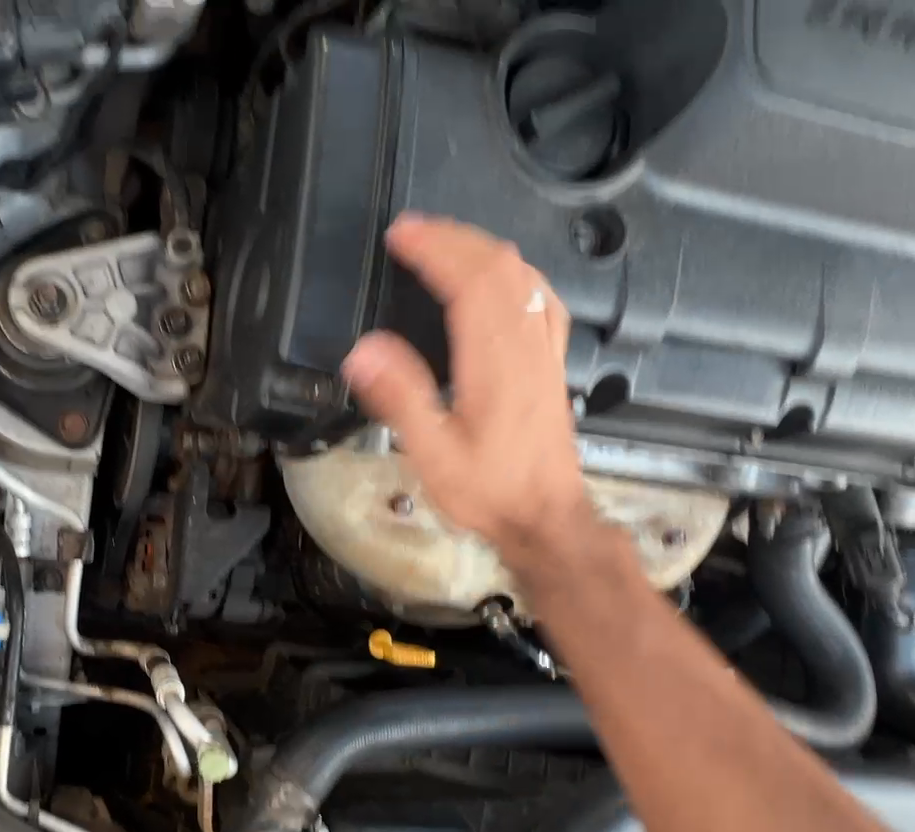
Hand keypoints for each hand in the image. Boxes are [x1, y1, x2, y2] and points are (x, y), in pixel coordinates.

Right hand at [341, 213, 587, 553]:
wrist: (544, 517)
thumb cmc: (487, 490)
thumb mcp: (432, 454)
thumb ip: (400, 398)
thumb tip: (362, 351)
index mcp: (495, 361)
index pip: (470, 282)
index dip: (435, 249)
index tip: (401, 234)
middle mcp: (526, 345)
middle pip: (499, 268)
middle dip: (453, 238)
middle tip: (412, 230)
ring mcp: (545, 351)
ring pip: (522, 277)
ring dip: (482, 249)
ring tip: (444, 243)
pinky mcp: (551, 363)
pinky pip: (541, 298)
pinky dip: (513, 274)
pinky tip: (501, 277)